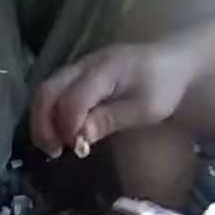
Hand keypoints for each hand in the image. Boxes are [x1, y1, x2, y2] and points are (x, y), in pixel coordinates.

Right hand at [30, 42, 202, 158]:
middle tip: (53, 152)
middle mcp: (83, 65)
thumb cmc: (162, 86)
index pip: (72, 100)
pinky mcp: (78, 75)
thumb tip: (79, 136)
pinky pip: (53, 93)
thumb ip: (109, 120)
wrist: (172, 62)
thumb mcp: (143, 109)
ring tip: (52, 147)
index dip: (67, 127)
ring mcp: (78, 68)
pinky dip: (48, 115)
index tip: (75, 149)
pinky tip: (58, 134)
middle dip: (43, 125)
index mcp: (103, 70)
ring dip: (42, 121)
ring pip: (45, 92)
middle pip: (46, 92)